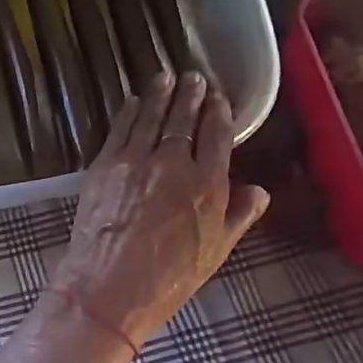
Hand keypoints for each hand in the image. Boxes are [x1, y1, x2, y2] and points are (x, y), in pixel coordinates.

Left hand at [47, 72, 269, 348]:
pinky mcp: (104, 165)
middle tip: (193, 77)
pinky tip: (132, 101)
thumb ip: (239, 215)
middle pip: (183, 119)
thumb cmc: (168, 277)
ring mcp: (135, 161)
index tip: (218, 98)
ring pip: (150, 117)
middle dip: (190, 95)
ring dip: (159, 94)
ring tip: (165, 76)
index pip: (216, 135)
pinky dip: (128, 112)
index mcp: (207, 183)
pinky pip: (119, 129)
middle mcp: (173, 163)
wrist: (109, 285)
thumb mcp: (216, 251)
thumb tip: (258, 190)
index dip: (218, 113)